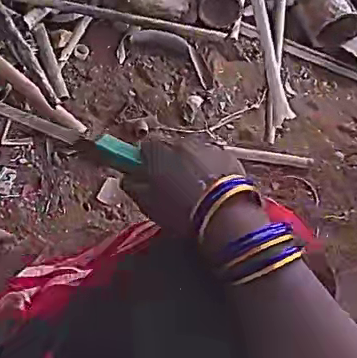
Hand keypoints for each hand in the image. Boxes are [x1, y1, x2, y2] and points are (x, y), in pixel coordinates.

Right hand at [126, 137, 267, 255]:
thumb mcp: (147, 203)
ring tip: (194, 190)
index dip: (144, 160)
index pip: (144, 147)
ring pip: (193, 153)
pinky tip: (212, 189)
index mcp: (158, 151)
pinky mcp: (229, 156)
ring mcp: (208, 147)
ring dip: (190, 165)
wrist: (225, 215)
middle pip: (170, 147)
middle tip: (170, 185)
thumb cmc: (180, 210)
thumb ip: (132, 185)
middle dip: (168, 161)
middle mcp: (182, 142)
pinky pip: (213, 160)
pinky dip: (210, 169)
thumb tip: (127, 177)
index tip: (144, 173)